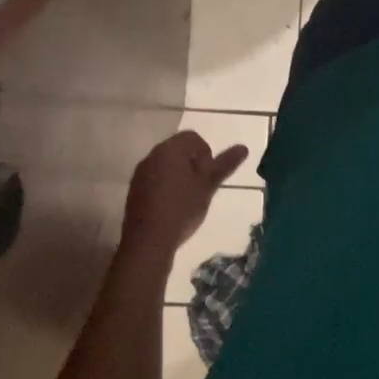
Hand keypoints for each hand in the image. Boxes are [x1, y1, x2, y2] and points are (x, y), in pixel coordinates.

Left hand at [121, 131, 248, 253]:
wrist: (148, 241)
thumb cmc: (182, 208)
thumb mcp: (208, 186)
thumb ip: (224, 165)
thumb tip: (244, 147)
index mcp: (171, 148)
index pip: (194, 138)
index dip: (206, 155)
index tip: (207, 178)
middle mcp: (153, 154)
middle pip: (179, 150)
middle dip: (192, 165)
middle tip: (200, 189)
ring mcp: (141, 172)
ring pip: (166, 165)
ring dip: (179, 176)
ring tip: (187, 200)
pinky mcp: (134, 189)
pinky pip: (154, 179)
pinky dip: (165, 187)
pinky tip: (171, 208)